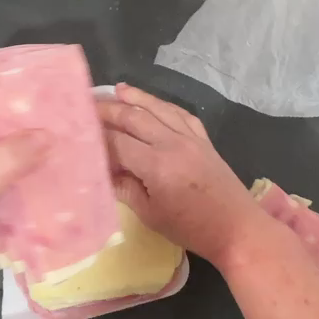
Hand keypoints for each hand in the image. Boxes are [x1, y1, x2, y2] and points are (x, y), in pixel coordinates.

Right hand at [97, 84, 264, 263]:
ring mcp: (191, 138)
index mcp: (157, 165)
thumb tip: (105, 172)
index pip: (118, 142)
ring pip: (158, 108)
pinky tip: (152, 102)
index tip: (80, 131)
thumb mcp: (151, 215)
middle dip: (110, 109)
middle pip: (135, 117)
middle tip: (90, 104)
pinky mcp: (204, 139)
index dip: (98, 136)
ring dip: (136, 97)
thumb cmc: (191, 228)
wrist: (238, 229)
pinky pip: (180, 114)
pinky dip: (163, 105)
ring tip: (117, 89)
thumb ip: (126, 188)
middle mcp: (172, 144)